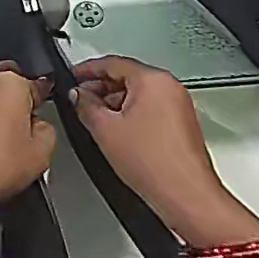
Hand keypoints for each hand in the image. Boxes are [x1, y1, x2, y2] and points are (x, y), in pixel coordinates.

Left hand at [0, 63, 55, 201]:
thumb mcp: (42, 152)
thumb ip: (48, 130)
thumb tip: (41, 126)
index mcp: (13, 82)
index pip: (39, 84)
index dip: (45, 100)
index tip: (46, 111)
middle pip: (13, 84)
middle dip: (21, 99)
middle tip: (28, 126)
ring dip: (2, 109)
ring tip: (9, 139)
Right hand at [71, 55, 231, 215]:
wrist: (185, 194)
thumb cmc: (156, 163)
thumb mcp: (104, 129)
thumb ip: (85, 105)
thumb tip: (78, 96)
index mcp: (153, 80)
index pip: (112, 63)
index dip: (87, 69)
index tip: (74, 76)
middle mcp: (170, 88)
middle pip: (126, 76)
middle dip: (100, 87)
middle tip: (80, 99)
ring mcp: (178, 105)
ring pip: (138, 94)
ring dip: (114, 103)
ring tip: (95, 120)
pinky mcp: (180, 123)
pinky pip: (150, 108)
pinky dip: (130, 114)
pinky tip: (116, 133)